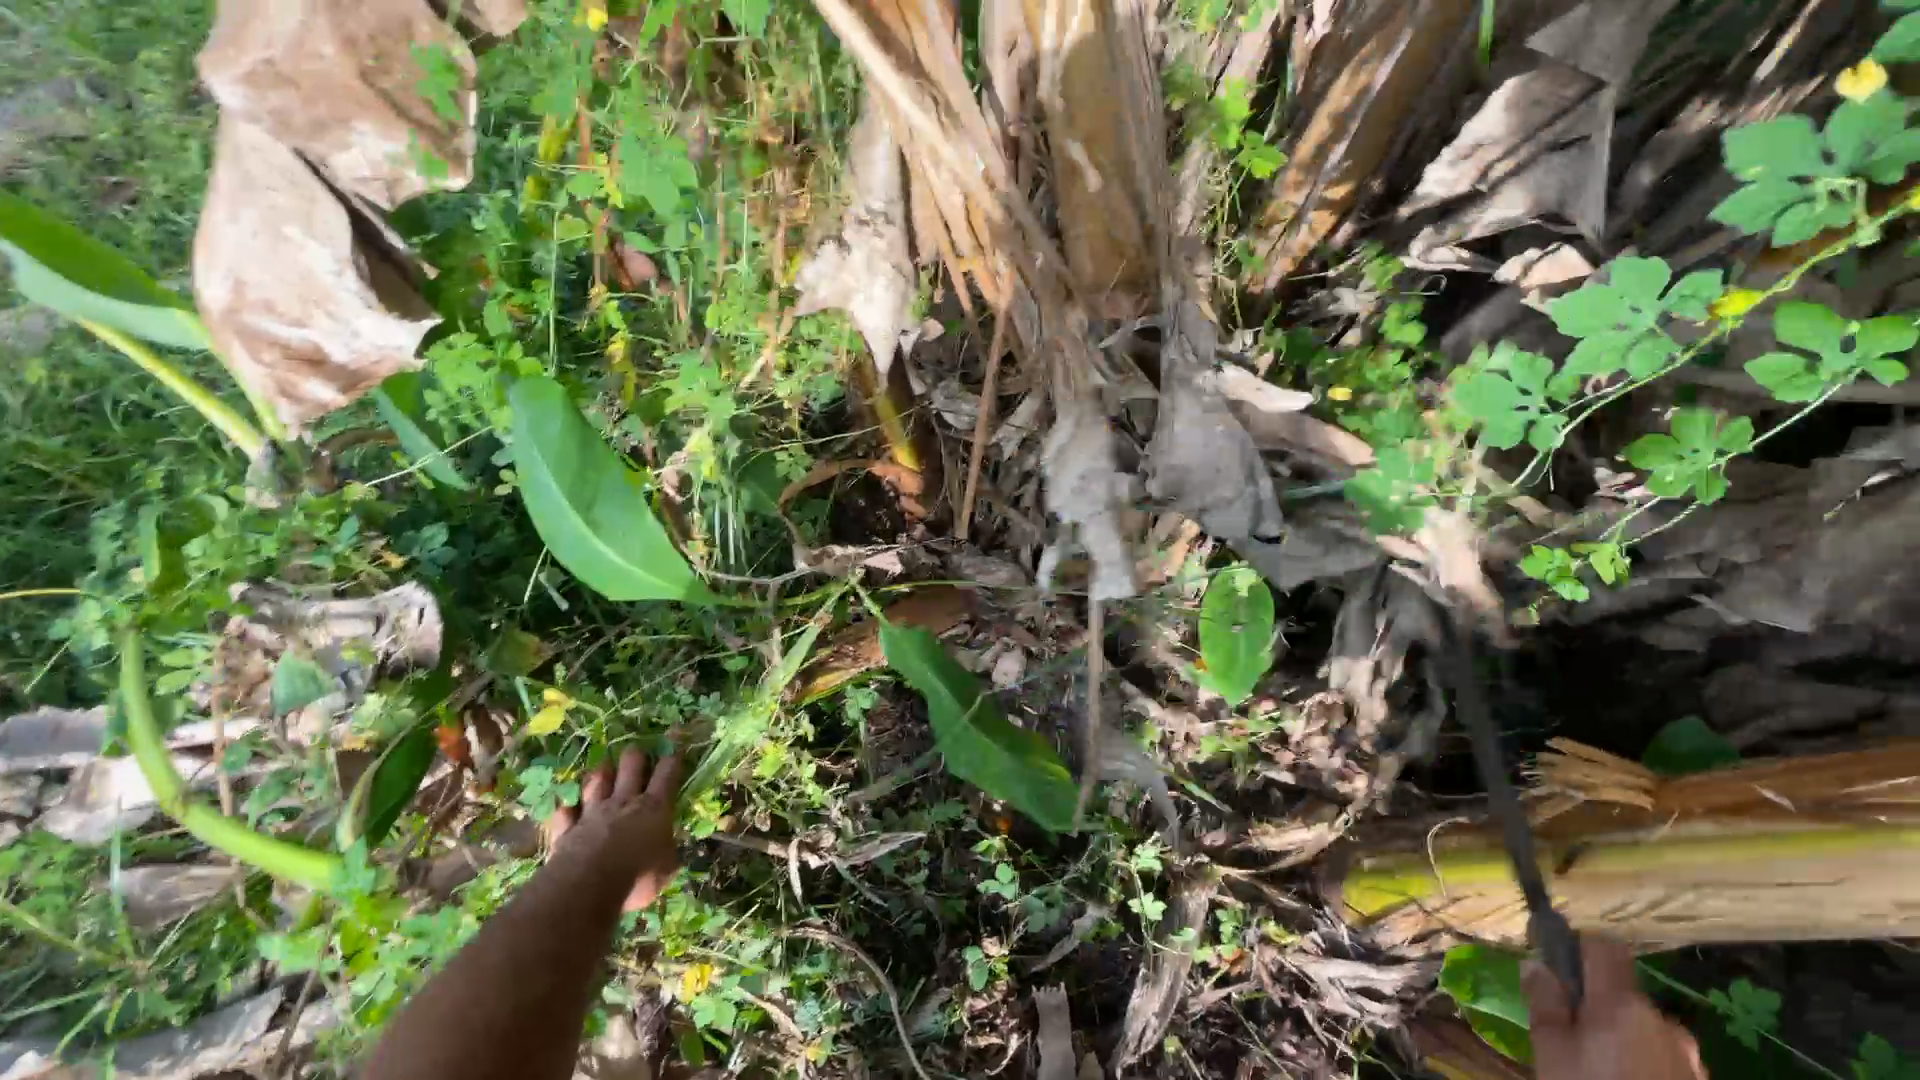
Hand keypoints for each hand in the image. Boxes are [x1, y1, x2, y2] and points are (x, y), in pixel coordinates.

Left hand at [546, 747, 683, 911]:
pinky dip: (567, 807)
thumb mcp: (667, 867)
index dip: (673, 752)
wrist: (589, 886)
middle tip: (636, 753)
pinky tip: (566, 804)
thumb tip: (668, 846)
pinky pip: (565, 811)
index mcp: (655, 808)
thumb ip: (667, 851)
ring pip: (596, 781)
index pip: (668, 772)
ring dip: (601, 773)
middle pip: (630, 766)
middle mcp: (624, 802)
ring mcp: (593, 813)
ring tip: (603, 767)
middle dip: (635, 756)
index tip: (676, 731)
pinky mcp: (568, 829)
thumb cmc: (638, 876)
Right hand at [1525, 937, 1705, 1079]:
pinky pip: (1664, 1058)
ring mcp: (1689, 1057)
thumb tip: (1537, 964)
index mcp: (1621, 1004)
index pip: (1604, 946)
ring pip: (1644, 1028)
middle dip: (1596, 1003)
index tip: (1556, 962)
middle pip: (1623, 993)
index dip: (1578, 946)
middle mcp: (1663, 1022)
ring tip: (1598, 1066)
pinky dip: (1643, 1062)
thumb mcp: (1550, 1049)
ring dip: (1621, 1035)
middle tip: (1569, 1031)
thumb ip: (1544, 1002)